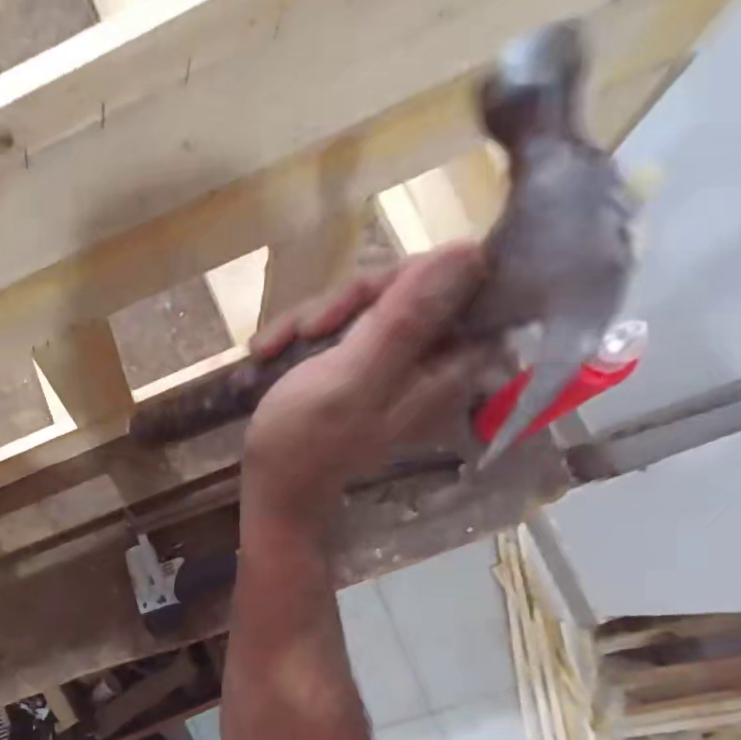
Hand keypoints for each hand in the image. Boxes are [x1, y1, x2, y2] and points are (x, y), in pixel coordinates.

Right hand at [240, 245, 485, 535]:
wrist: (275, 486)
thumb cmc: (308, 439)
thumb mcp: (355, 375)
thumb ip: (408, 318)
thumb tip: (468, 253)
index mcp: (446, 365)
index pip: (455, 286)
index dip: (406, 277)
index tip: (360, 301)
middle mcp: (429, 360)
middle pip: (405, 288)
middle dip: (347, 302)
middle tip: (311, 330)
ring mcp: (392, 363)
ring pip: (365, 303)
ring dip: (315, 318)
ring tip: (277, 347)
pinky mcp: (360, 365)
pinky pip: (340, 325)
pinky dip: (303, 333)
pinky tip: (272, 351)